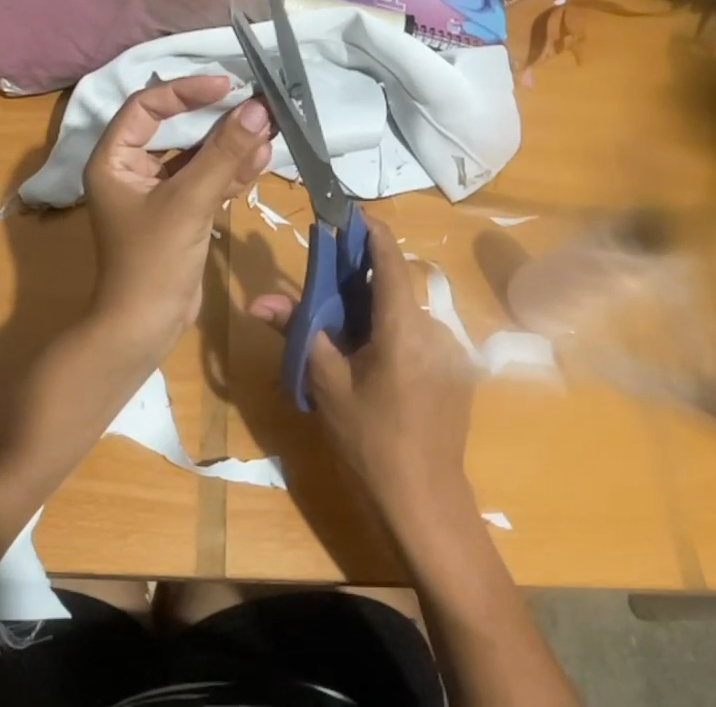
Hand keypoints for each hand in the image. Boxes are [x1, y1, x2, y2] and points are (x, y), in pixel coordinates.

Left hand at [84, 75, 273, 359]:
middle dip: (217, 120)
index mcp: (114, 160)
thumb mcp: (189, 201)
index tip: (226, 85)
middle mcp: (131, 170)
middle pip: (176, 129)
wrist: (145, 327)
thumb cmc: (153, 260)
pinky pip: (206, 181)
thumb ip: (223, 154)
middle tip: (257, 106)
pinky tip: (261, 159)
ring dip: (231, 146)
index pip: (146, 107)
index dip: (185, 91)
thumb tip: (258, 109)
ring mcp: (157, 193)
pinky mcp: (180, 214)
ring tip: (269, 131)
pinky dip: (231, 172)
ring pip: (197, 157)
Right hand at [249, 217, 478, 519]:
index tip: (349, 216)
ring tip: (346, 339)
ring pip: (406, 316)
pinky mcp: (456, 373)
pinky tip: (375, 368)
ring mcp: (450, 352)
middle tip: (327, 291)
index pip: (390, 261)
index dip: (371, 233)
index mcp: (404, 328)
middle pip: (395, 290)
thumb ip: (301, 335)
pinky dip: (394, 337)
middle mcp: (435, 330)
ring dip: (377, 314)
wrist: (425, 500)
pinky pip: (419, 339)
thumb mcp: (328, 387)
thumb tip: (259, 302)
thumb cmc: (371, 442)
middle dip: (362, 282)